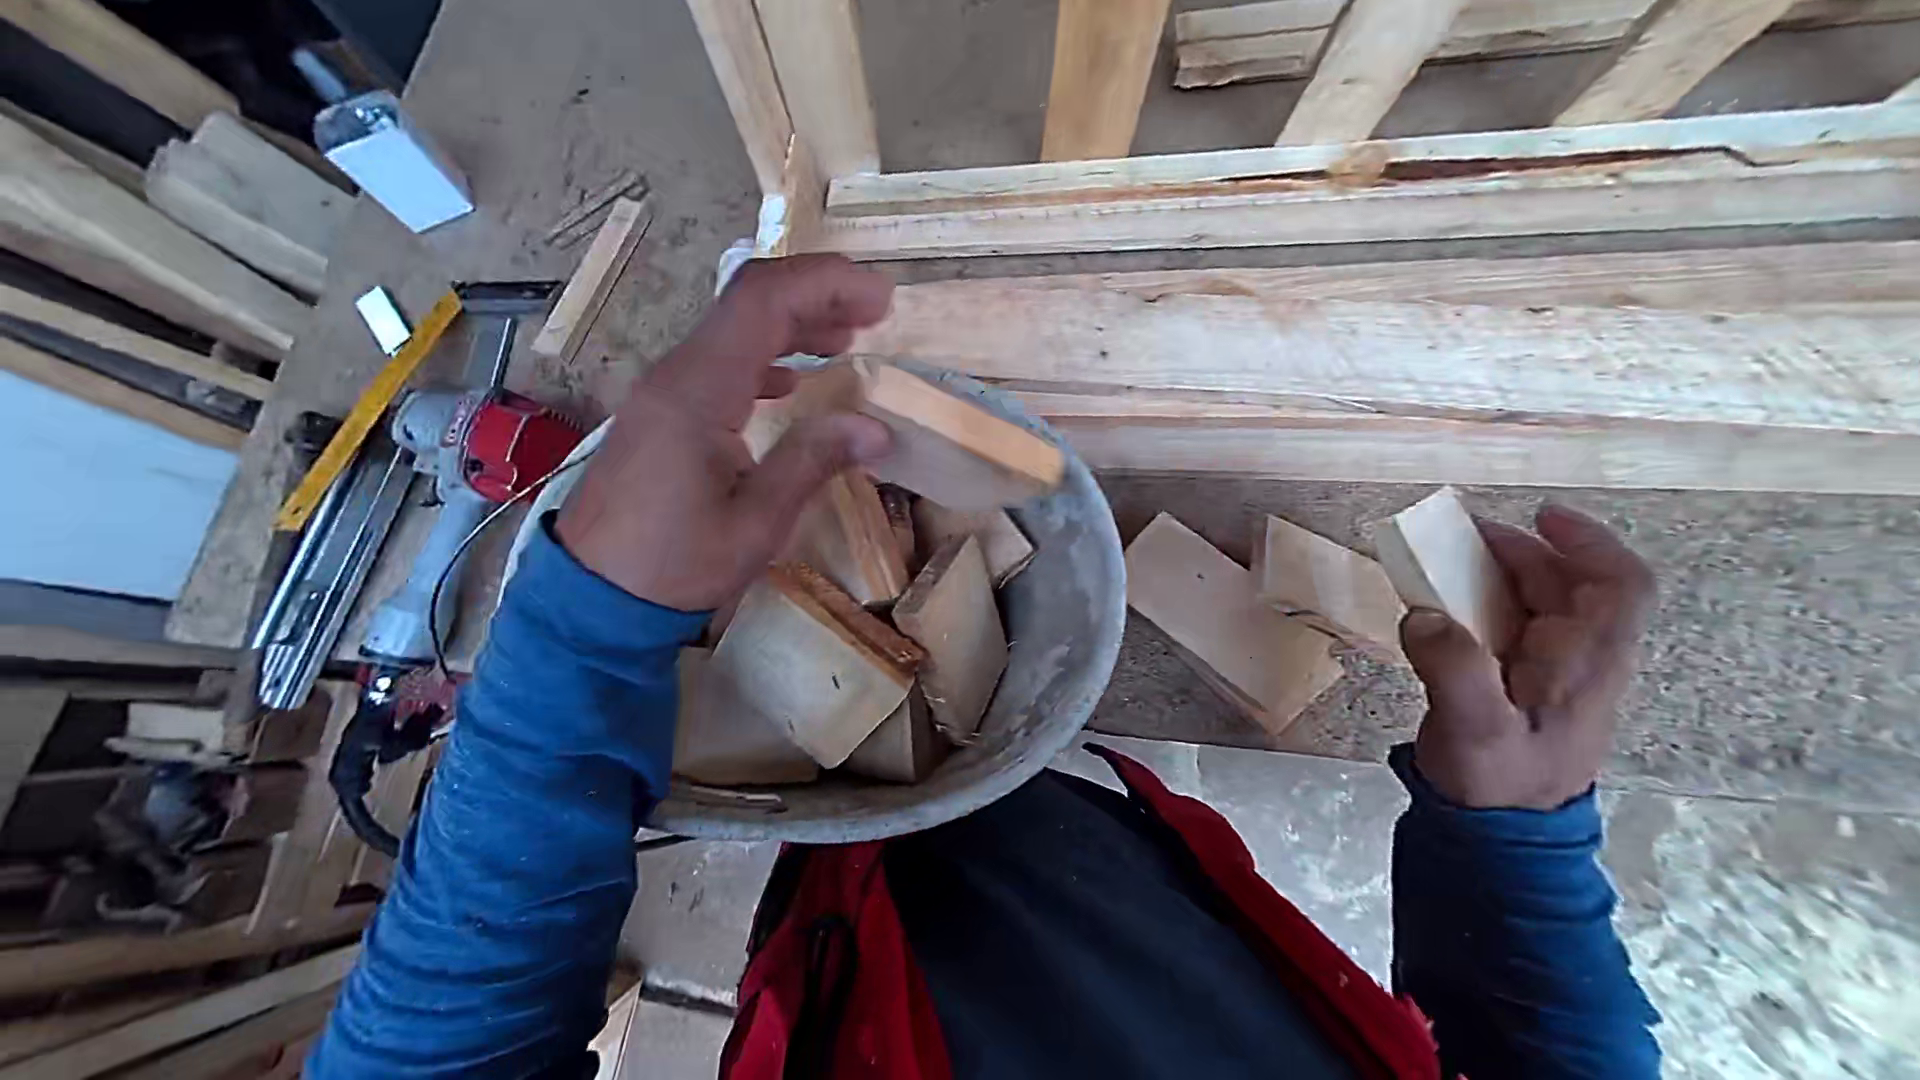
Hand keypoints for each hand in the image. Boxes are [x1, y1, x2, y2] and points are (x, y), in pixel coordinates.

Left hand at [555, 255, 893, 610]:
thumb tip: (877, 428)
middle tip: (877, 312)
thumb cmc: (675, 564)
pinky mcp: (665, 414)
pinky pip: (722, 365)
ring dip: (794, 324)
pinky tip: (795, 381)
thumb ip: (813, 462)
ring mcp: (666, 391)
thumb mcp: (756, 522)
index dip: (827, 284)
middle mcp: (677, 375)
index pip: (763, 300)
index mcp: (698, 390)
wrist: (594, 595)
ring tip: (847, 339)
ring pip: (736, 331)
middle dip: (818, 296)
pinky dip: (767, 358)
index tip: (882, 299)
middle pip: (749, 303)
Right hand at [1399, 504, 1655, 809]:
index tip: (1541, 514)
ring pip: (1538, 604)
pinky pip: (1509, 626)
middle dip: (1522, 551)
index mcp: (1584, 663)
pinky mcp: (1518, 684)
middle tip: (1462, 536)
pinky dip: (1479, 602)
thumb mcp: (1473, 726)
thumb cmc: (1496, 779)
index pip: (1617, 587)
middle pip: (1569, 587)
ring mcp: (1549, 673)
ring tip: (1446, 561)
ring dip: (1498, 574)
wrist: (1497, 833)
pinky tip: (1441, 607)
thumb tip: (1423, 610)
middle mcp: (1578, 661)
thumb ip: (1453, 667)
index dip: (1589, 542)